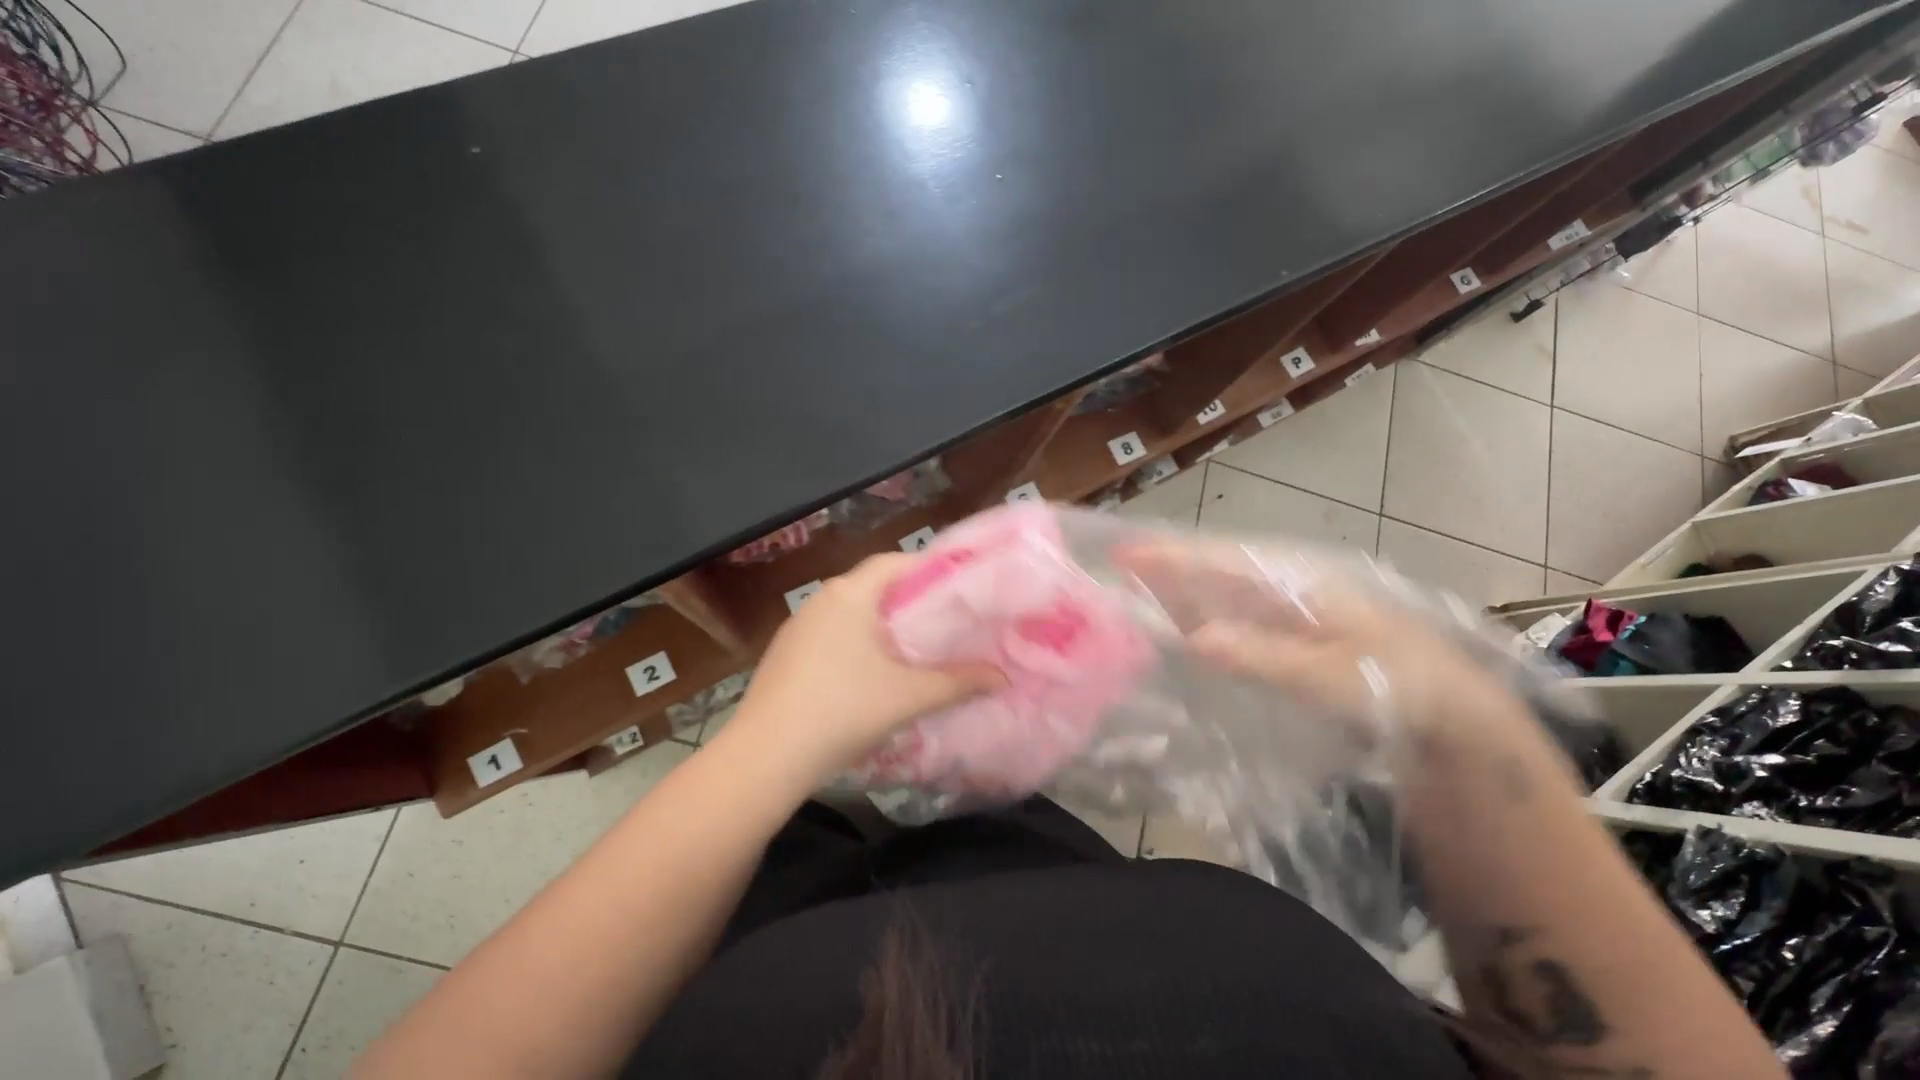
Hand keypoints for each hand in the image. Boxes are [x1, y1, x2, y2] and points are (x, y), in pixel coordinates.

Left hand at [722, 553, 1002, 780]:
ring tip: (917, 650)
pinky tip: (872, 677)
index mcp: (850, 594)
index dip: (931, 569)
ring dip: (882, 627)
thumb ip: (959, 682)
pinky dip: (856, 647)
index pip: (895, 562)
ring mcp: (797, 628)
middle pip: (874, 588)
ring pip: (850, 615)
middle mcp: (820, 600)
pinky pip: (830, 638)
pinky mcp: (784, 656)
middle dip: (911, 602)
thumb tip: (1002, 676)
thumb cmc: (843, 710)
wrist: (767, 756)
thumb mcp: (909, 696)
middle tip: (948, 622)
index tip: (962, 587)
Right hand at [1113, 540, 1532, 745]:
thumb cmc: (1398, 687)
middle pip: (1221, 573)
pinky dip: (1206, 623)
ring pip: (1228, 597)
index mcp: (1302, 584)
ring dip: (1184, 596)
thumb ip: (1263, 656)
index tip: (1126, 553)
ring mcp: (1297, 616)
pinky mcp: (1299, 643)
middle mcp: (1294, 591)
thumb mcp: (1332, 675)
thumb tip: (1193, 637)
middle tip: (1119, 572)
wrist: (1457, 719)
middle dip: (1171, 570)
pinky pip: (1241, 623)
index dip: (1175, 557)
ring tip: (1138, 596)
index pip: (1226, 562)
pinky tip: (1186, 633)